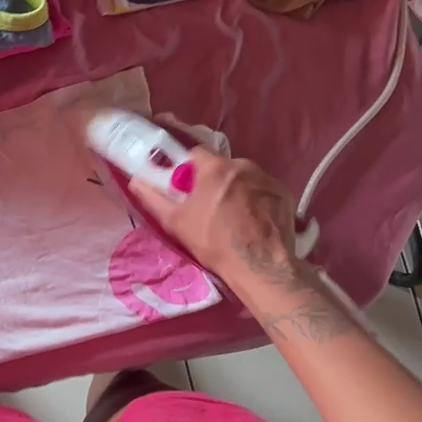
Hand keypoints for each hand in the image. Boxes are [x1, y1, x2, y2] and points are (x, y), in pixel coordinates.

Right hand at [128, 150, 310, 294]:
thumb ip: (153, 197)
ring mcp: (267, 178)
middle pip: (220, 166)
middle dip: (213, 181)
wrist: (262, 268)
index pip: (195, 154)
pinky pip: (263, 189)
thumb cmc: (215, 243)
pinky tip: (253, 220)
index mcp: (215, 167)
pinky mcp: (284, 193)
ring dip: (235, 189)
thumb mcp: (176, 222)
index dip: (187, 170)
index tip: (186, 189)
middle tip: (208, 207)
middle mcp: (243, 165)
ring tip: (233, 217)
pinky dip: (256, 199)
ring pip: (242, 177)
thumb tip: (136, 180)